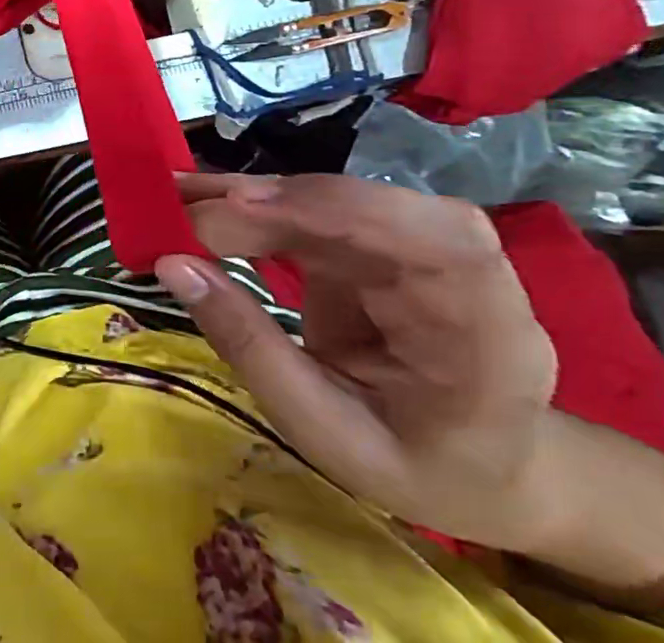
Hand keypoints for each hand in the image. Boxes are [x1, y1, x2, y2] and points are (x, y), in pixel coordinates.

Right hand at [156, 172, 560, 551]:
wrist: (485, 465)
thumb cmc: (416, 466)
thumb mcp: (325, 432)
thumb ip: (252, 349)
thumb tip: (173, 266)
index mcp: (490, 337)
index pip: (438, 244)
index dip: (339, 211)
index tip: (237, 211)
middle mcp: (464, 274)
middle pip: (375, 208)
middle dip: (274, 202)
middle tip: (182, 208)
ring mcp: (416, 251)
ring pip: (334, 201)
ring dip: (253, 197)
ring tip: (177, 200)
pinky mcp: (375, 246)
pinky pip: (313, 213)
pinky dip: (254, 209)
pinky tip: (205, 208)